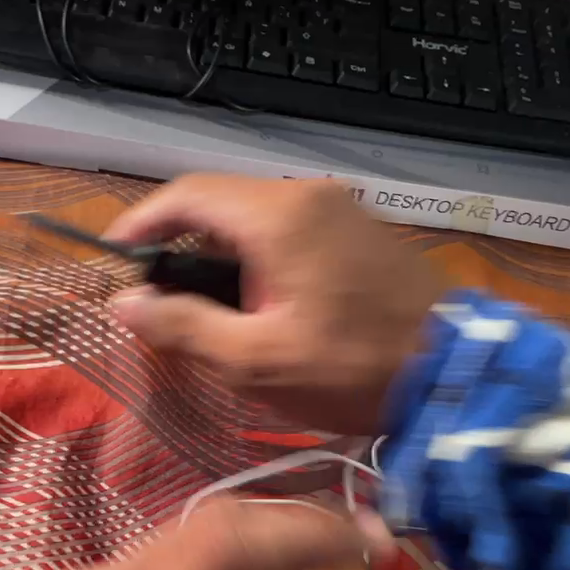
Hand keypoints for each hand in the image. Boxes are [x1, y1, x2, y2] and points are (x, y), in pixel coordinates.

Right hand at [105, 174, 439, 433]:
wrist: (455, 374)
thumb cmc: (350, 370)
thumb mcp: (255, 360)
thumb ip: (184, 327)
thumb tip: (125, 304)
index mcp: (278, 216)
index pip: (186, 195)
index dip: (141, 223)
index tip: (114, 258)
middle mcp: (307, 194)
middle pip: (218, 204)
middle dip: (177, 245)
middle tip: (156, 297)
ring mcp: (338, 208)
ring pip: (252, 218)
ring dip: (215, 255)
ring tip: (200, 308)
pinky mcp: (357, 230)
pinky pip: (286, 230)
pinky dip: (253, 258)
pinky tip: (252, 303)